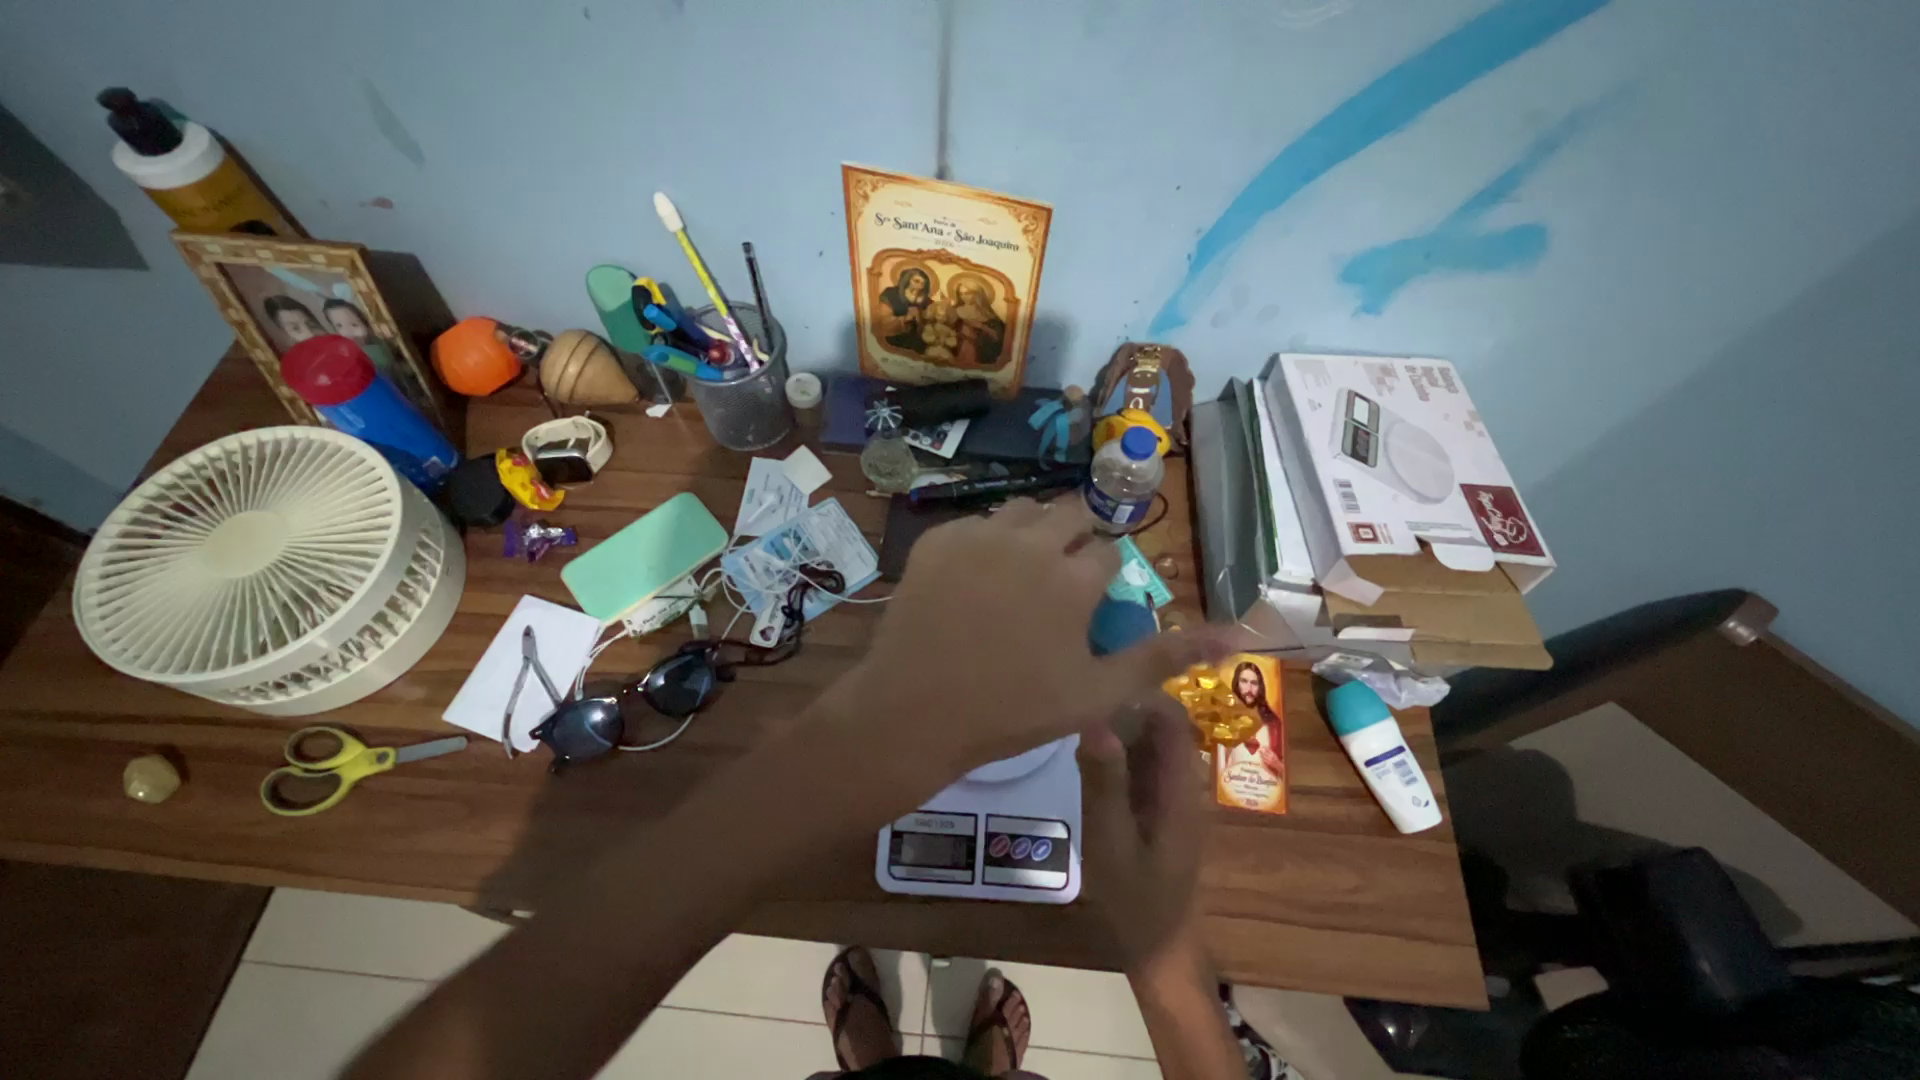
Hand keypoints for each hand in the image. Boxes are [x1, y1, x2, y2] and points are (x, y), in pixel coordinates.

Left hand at [823, 498, 1224, 802]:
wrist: (914, 711)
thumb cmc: (1014, 710)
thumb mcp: (1098, 693)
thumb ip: (1163, 657)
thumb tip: (1235, 634)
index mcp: (1077, 576)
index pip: (1112, 551)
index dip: (1107, 575)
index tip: (1093, 601)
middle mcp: (1033, 540)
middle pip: (1071, 514)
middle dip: (1077, 538)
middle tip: (1061, 579)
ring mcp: (980, 534)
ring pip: (1023, 510)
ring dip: (1033, 531)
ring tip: (1022, 571)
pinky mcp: (937, 539)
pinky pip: (975, 523)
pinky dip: (985, 541)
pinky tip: (975, 578)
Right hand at [1080, 704, 1210, 971]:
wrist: (1158, 949)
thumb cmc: (1135, 898)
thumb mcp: (1110, 840)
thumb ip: (1103, 782)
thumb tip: (1094, 719)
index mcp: (1178, 788)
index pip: (1171, 720)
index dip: (1140, 694)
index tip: (1098, 682)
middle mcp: (1181, 785)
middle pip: (1162, 727)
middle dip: (1125, 709)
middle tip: (1078, 702)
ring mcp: (1171, 798)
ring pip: (1150, 745)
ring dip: (1119, 731)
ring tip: (1075, 723)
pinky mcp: (1158, 810)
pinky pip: (1142, 767)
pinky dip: (1117, 756)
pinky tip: (1085, 760)